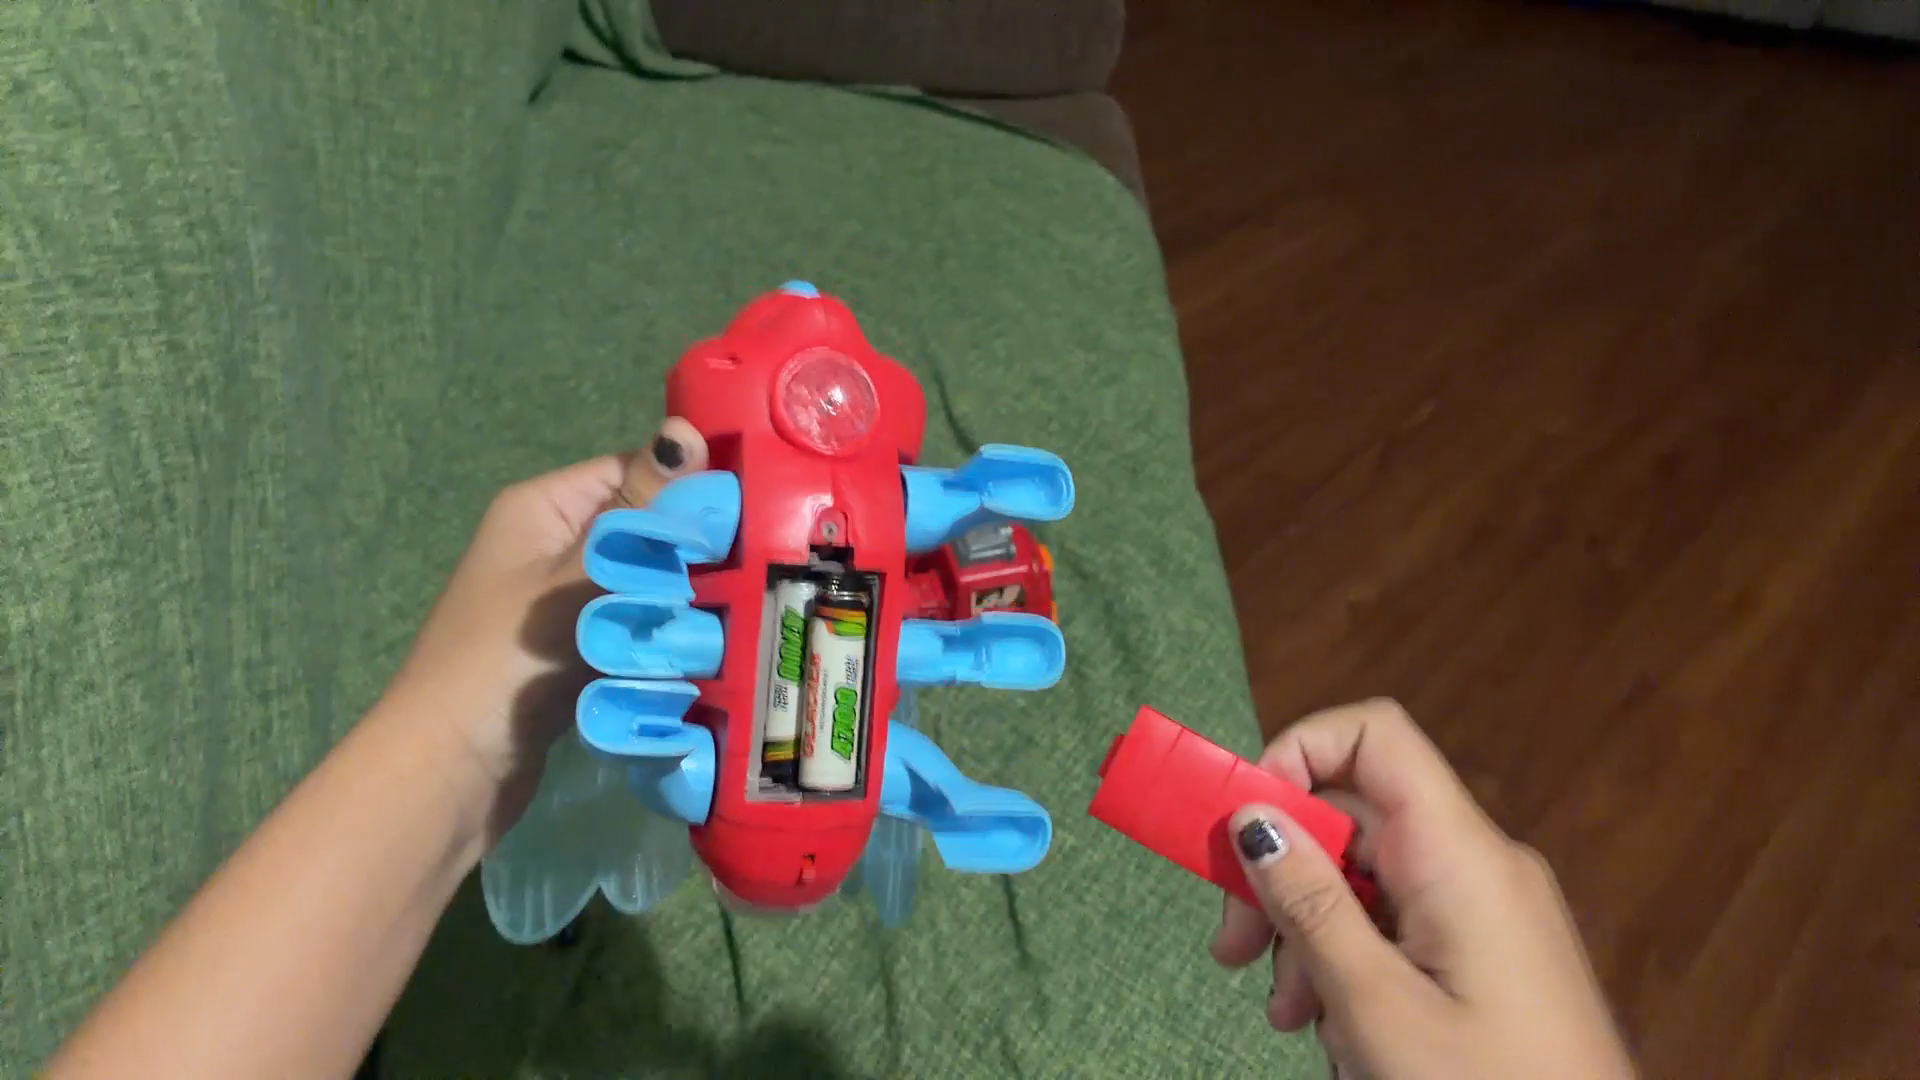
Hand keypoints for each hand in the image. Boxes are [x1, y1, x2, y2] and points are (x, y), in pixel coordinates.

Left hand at [379, 419, 709, 847]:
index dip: (691, 486)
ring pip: (649, 574)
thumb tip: (685, 430)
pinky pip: (640, 614)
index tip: (751, 513)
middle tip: (753, 567)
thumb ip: (639, 510)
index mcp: (546, 506)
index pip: (637, 470)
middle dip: (693, 547)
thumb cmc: (508, 656)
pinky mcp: (585, 638)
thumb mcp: (576, 575)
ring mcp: (570, 593)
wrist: (454, 769)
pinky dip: (667, 625)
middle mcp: (558, 541)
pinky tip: (707, 638)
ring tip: (739, 606)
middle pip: (646, 524)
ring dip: (685, 592)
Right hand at [1209, 700, 1635, 1078]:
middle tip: (1232, 942)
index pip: (1374, 735)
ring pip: (1356, 871)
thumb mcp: (1378, 1006)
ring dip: (1300, 925)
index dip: (1300, 750)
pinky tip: (1320, 1018)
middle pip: (1347, 813)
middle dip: (1277, 867)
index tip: (1248, 819)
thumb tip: (1251, 816)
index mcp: (1459, 854)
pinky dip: (1338, 952)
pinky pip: (1385, 917)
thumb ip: (1309, 902)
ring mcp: (1475, 906)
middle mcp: (1470, 862)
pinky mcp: (1475, 948)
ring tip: (1282, 1007)